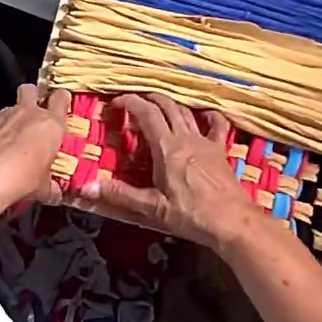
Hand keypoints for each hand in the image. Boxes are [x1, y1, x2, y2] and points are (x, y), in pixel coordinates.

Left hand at [0, 85, 72, 212]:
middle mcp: (27, 113)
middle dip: (33, 98)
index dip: (61, 101)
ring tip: (11, 142)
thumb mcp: (42, 189)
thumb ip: (51, 187)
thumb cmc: (21, 180)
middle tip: (34, 118)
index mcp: (50, 124)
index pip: (61, 98)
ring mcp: (2, 115)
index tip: (60, 109)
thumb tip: (55, 193)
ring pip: (11, 107)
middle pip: (31, 90)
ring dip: (13, 119)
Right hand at [73, 93, 263, 249]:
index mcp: (167, 148)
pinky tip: (204, 115)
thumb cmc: (192, 215)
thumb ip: (120, 194)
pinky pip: (216, 125)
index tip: (116, 102)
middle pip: (167, 106)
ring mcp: (206, 142)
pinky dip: (208, 116)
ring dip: (170, 104)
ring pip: (186, 112)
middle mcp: (187, 138)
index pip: (146, 114)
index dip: (130, 102)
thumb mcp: (153, 207)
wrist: (234, 222)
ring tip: (158, 106)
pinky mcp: (220, 151)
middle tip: (133, 103)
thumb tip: (87, 187)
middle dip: (148, 99)